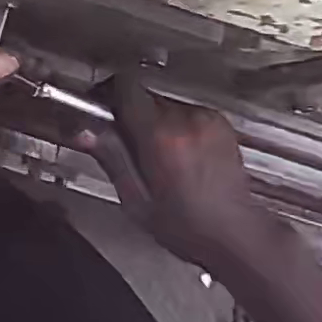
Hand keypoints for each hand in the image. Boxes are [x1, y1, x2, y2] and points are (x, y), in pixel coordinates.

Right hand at [78, 75, 277, 272]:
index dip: (109, 94)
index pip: (126, 86)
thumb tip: (84, 132)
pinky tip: (182, 156)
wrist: (236, 234)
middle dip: (132, 115)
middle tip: (130, 145)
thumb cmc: (186, 225)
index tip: (102, 108)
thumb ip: (110, 158)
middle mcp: (184, 119)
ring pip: (165, 104)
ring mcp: (205, 118)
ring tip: (159, 156)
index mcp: (159, 135)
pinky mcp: (219, 122)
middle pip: (144, 96)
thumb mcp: (136, 200)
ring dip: (156, 121)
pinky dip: (178, 126)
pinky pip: (186, 113)